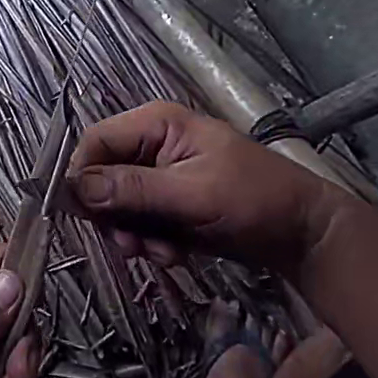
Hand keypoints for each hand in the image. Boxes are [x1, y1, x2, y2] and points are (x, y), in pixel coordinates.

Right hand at [67, 101, 345, 275]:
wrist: (302, 233)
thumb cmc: (255, 199)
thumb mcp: (193, 193)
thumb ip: (134, 189)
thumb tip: (76, 187)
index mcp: (155, 124)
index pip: (95, 141)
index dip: (80, 175)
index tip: (79, 215)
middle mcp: (150, 145)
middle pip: (100, 176)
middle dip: (113, 216)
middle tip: (132, 245)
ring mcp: (158, 175)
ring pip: (116, 205)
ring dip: (133, 234)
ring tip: (163, 252)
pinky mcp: (166, 203)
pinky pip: (137, 221)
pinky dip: (149, 241)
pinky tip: (174, 253)